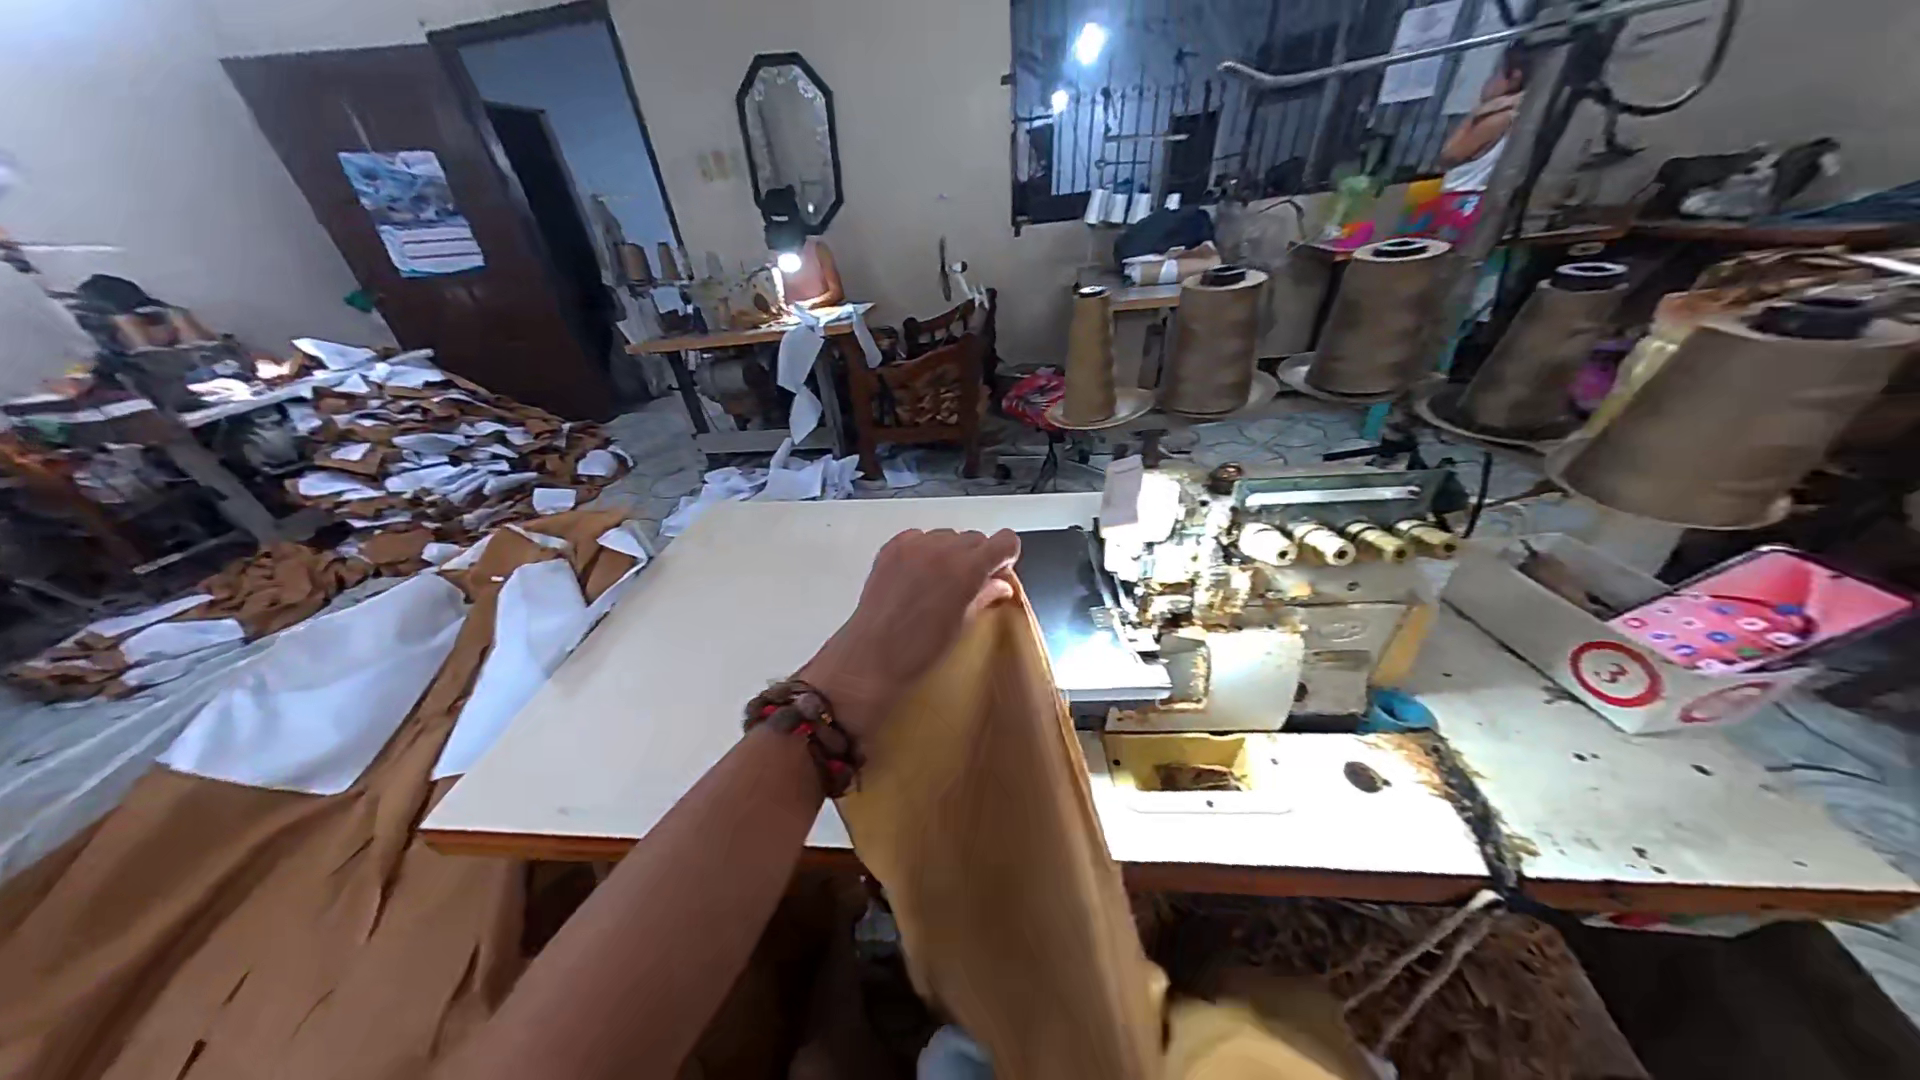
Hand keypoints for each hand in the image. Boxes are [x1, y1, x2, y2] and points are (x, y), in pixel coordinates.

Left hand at [798, 528, 1020, 739]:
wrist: (873, 655)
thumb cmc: (917, 649)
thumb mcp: (963, 624)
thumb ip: (985, 595)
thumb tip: (998, 585)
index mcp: (967, 569)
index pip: (1005, 541)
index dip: (1005, 555)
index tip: (999, 569)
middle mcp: (942, 550)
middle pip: (976, 538)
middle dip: (978, 558)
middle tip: (969, 584)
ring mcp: (915, 546)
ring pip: (948, 536)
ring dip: (950, 553)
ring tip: (939, 583)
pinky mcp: (892, 548)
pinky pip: (919, 537)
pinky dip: (924, 551)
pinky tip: (918, 577)